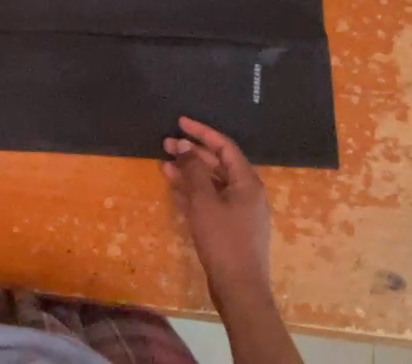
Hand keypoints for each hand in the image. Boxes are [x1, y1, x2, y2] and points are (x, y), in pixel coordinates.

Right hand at [163, 116, 272, 293]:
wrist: (239, 288)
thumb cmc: (223, 239)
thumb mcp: (204, 200)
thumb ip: (194, 169)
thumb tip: (184, 145)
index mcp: (247, 182)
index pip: (224, 146)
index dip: (202, 132)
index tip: (180, 122)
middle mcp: (247, 193)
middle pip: (218, 164)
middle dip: (192, 153)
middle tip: (166, 145)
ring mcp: (240, 212)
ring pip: (212, 183)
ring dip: (189, 173)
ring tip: (164, 165)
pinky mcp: (231, 228)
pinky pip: (211, 200)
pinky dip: (194, 192)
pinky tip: (174, 189)